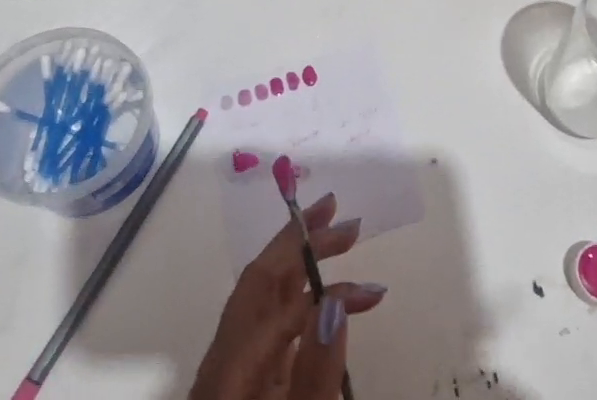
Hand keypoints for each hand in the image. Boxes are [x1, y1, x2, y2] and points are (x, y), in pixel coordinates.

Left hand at [189, 194, 386, 399]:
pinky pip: (264, 325)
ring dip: (298, 267)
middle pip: (258, 284)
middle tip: (341, 212)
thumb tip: (335, 303)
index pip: (278, 305)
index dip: (327, 288)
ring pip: (259, 301)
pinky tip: (320, 300)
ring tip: (337, 240)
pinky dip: (295, 302)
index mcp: (228, 365)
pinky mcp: (237, 383)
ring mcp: (226, 370)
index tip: (374, 289)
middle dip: (299, 243)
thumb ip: (317, 369)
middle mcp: (222, 358)